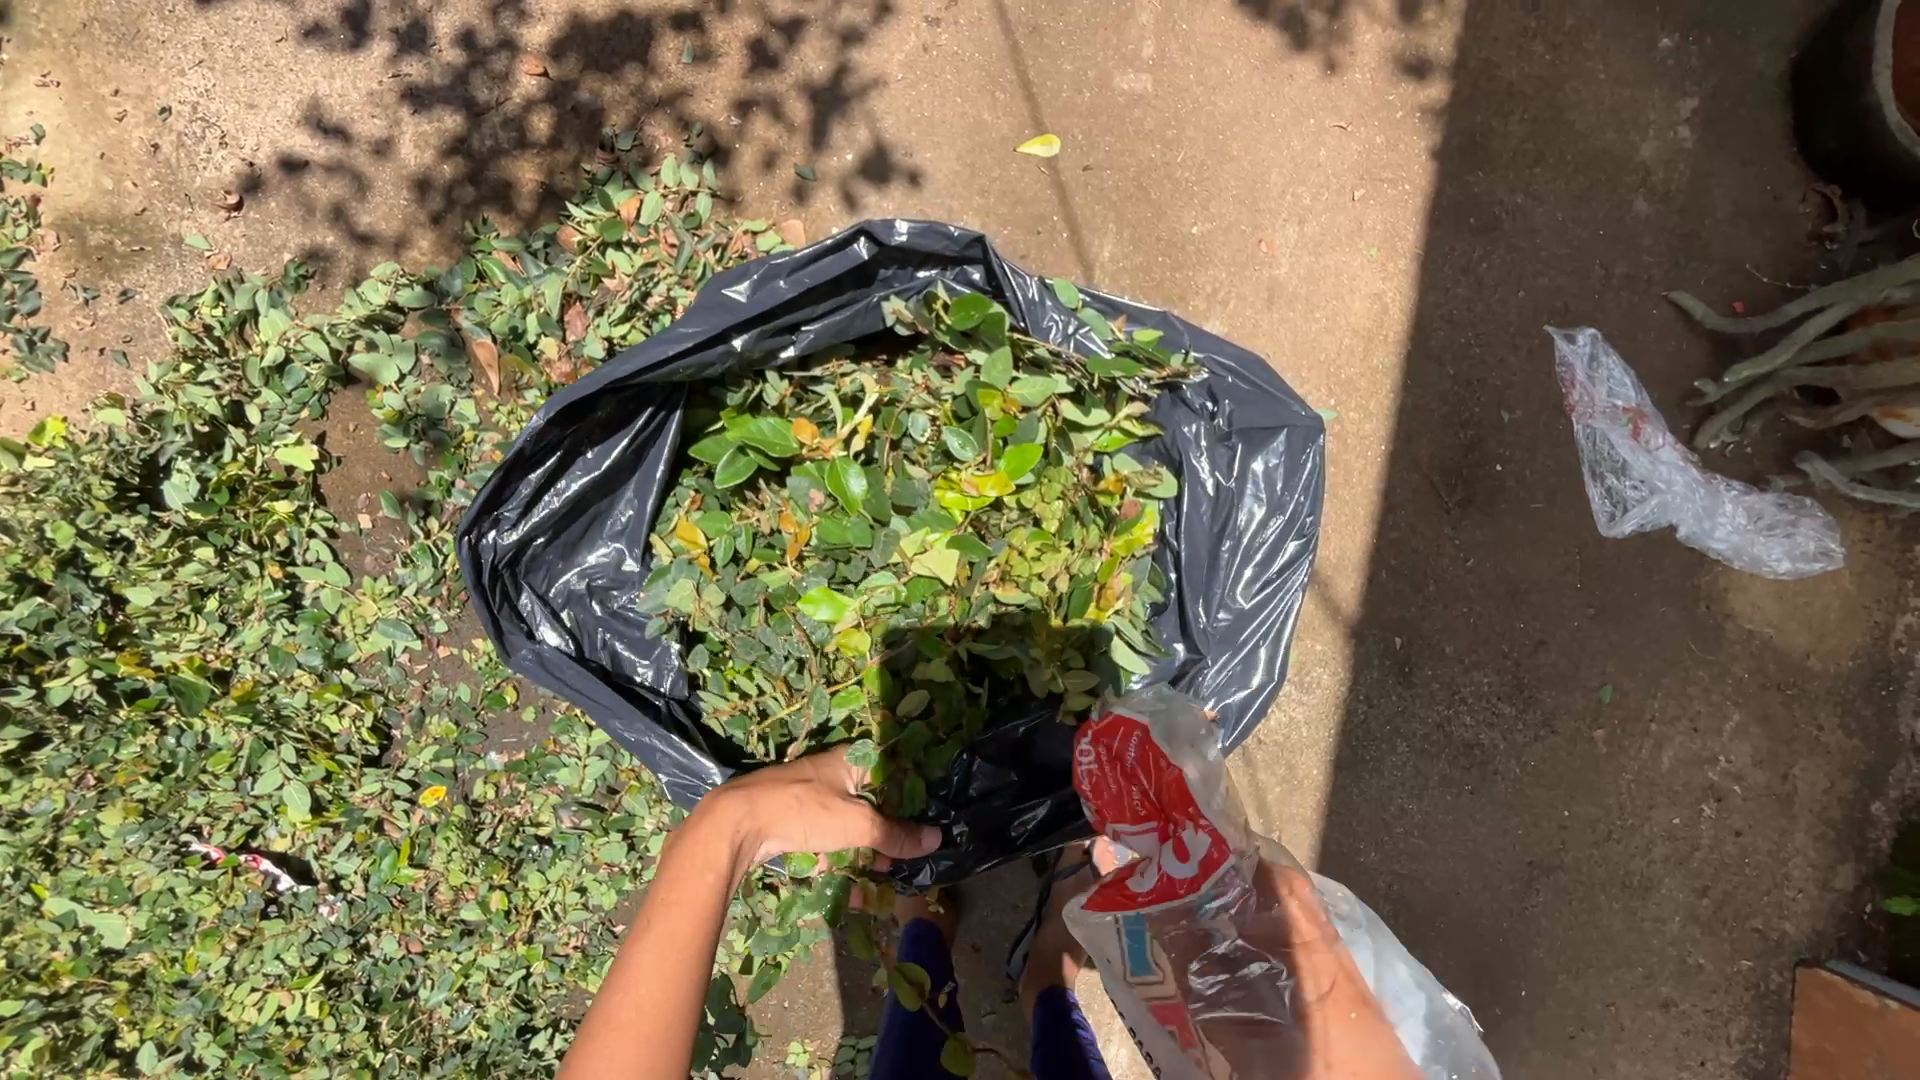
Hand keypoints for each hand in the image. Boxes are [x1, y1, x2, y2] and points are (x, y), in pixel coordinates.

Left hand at [693, 747, 941, 878]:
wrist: (736, 824)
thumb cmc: (804, 810)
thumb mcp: (857, 824)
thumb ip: (896, 833)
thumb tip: (937, 838)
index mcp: (851, 760)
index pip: (892, 769)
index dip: (912, 794)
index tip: (928, 821)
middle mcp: (833, 773)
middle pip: (871, 801)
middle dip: (888, 832)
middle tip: (905, 858)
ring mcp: (811, 797)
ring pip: (848, 823)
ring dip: (864, 852)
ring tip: (881, 878)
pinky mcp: (794, 820)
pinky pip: (826, 839)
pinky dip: (838, 860)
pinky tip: (850, 890)